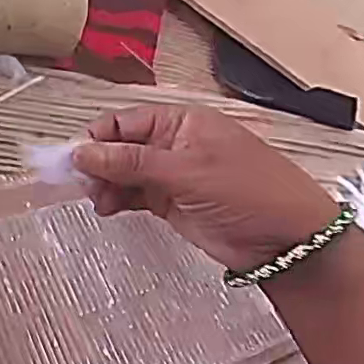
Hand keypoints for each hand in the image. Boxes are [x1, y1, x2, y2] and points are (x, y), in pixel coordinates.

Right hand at [72, 105, 338, 272]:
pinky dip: (115, 200)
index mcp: (181, 123)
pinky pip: (131, 195)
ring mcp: (170, 174)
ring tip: (99, 202)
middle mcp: (172, 144)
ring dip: (104, 185)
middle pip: (118, 147)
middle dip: (98, 164)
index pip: (124, 121)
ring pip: (121, 173)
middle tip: (85, 186)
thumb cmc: (249, 193)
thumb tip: (82, 153)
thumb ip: (131, 162)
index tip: (76, 160)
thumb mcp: (187, 172)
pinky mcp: (168, 202)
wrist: (287, 242)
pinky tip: (107, 209)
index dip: (97, 138)